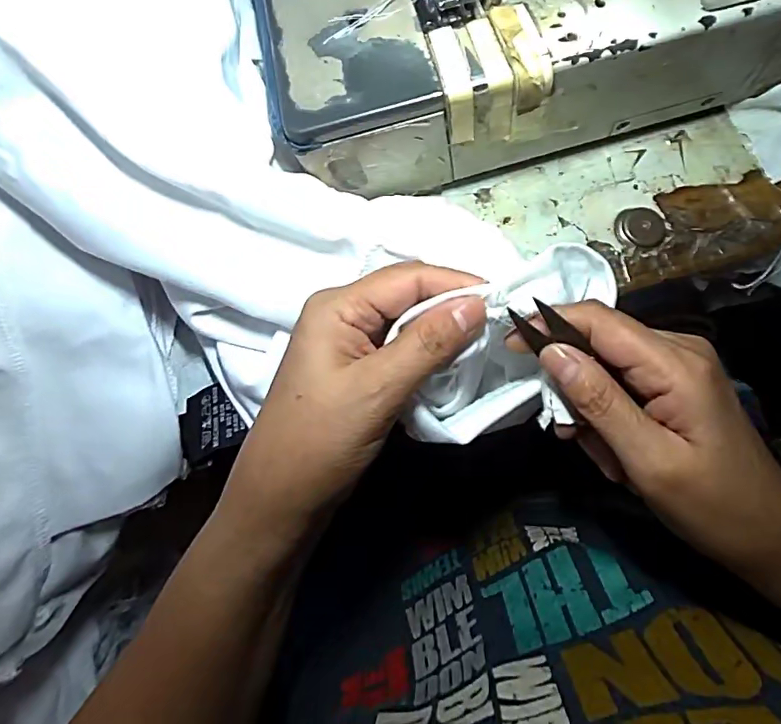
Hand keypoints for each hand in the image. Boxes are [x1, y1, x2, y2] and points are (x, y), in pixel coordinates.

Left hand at [221, 263, 485, 538]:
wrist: (279, 503)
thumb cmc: (320, 442)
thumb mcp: (379, 389)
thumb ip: (428, 343)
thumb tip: (477, 304)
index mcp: (338, 306)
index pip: (409, 277)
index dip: (456, 282)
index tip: (501, 297)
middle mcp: (343, 312)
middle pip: (409, 292)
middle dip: (452, 302)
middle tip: (497, 319)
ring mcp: (350, 339)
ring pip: (408, 317)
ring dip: (444, 326)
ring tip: (483, 337)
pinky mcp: (359, 364)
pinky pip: (402, 342)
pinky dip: (430, 347)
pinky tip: (454, 359)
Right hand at [509, 303, 780, 595]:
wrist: (770, 533)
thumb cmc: (714, 506)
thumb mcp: (648, 462)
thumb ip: (598, 401)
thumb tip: (550, 350)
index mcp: (676, 362)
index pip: (600, 320)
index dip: (551, 324)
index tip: (511, 344)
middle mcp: (678, 348)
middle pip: (600, 341)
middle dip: (577, 388)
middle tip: (577, 438)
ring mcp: (679, 362)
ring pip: (607, 365)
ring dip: (595, 410)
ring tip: (612, 460)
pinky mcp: (677, 379)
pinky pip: (624, 381)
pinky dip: (611, 414)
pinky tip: (623, 454)